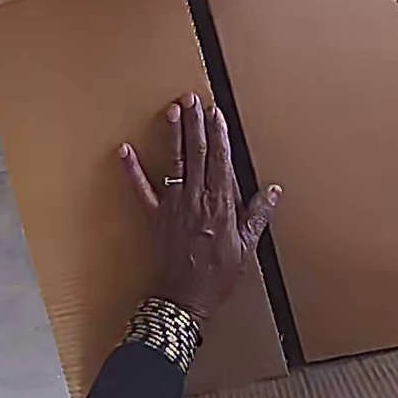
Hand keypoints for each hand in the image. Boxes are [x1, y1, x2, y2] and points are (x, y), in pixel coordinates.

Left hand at [119, 93, 281, 318]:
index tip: (216, 112)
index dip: (219, 134)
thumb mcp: (247, 247)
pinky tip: (124, 150)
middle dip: (195, 124)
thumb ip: (258, 215)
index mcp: (221, 204)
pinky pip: (141, 189)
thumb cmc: (219, 275)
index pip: (221, 160)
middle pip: (198, 153)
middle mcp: (197, 198)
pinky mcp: (155, 216)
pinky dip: (131, 170)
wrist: (186, 299)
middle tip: (192, 98)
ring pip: (174, 162)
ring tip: (172, 110)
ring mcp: (173, 205)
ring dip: (173, 135)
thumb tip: (273, 191)